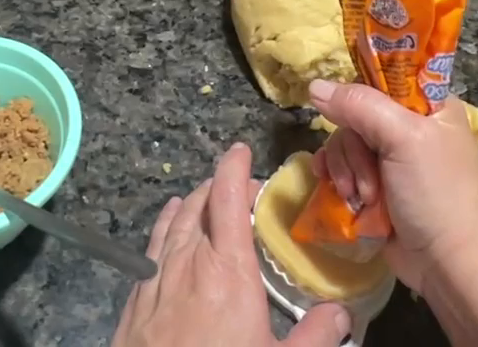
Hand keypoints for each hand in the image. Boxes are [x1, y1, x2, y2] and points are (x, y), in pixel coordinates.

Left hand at [113, 143, 351, 346]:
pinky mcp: (136, 296)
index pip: (227, 197)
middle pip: (200, 202)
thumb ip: (313, 336)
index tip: (242, 150)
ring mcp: (157, 276)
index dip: (234, 166)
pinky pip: (153, 244)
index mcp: (227, 268)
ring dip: (194, 202)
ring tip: (207, 197)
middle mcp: (189, 260)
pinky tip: (170, 221)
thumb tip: (341, 314)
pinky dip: (167, 223)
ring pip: (175, 220)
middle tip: (241, 192)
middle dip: (220, 186)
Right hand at [308, 80, 477, 295]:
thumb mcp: (403, 139)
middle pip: (355, 111)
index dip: (361, 88)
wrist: (450, 269)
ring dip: (345, 168)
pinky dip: (335, 177)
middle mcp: (409, 125)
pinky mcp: (375, 186)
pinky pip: (341, 166)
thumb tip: (314, 86)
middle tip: (366, 174)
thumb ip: (359, 105)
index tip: (349, 110)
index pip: (383, 74)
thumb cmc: (437, 195)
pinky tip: (334, 189)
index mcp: (427, 105)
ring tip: (359, 197)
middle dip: (352, 144)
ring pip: (344, 140)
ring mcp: (390, 157)